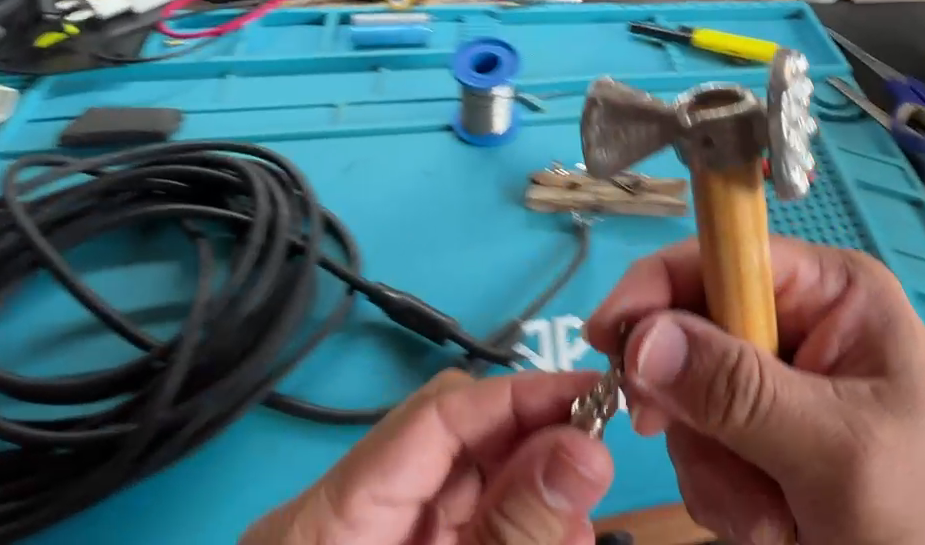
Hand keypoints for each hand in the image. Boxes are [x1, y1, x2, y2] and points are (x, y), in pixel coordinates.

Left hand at [240, 369, 612, 544]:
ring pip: (463, 480)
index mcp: (326, 521)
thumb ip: (513, 532)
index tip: (597, 394)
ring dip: (529, 489)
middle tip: (593, 471)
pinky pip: (460, 522)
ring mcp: (367, 541)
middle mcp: (342, 515)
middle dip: (530, 445)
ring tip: (574, 529)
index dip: (520, 395)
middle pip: (450, 440)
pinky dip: (511, 526)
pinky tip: (551, 541)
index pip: (436, 417)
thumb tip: (585, 448)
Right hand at [587, 237, 924, 544]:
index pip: (724, 255)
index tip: (607, 338)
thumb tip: (640, 338)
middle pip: (695, 333)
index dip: (661, 285)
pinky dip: (725, 493)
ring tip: (773, 514)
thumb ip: (740, 392)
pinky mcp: (766, 437)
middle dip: (698, 408)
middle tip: (712, 458)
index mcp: (830, 290)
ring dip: (717, 467)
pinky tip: (774, 522)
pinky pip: (705, 447)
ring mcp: (780, 383)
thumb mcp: (837, 448)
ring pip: (691, 400)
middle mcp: (799, 323)